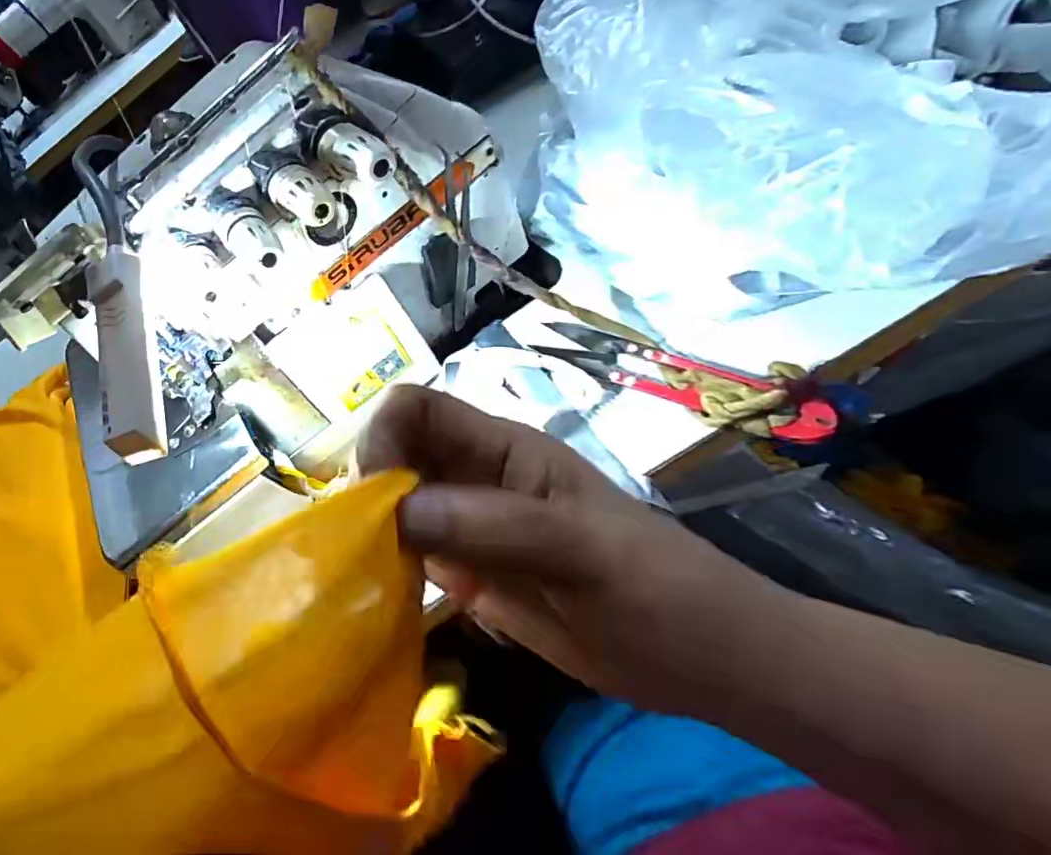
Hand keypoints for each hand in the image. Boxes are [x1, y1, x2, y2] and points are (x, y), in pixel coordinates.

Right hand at [358, 384, 785, 712]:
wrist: (712, 667)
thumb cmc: (663, 591)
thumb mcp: (587, 550)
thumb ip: (494, 524)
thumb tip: (397, 510)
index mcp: (498, 448)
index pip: (415, 409)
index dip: (383, 434)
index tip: (377, 494)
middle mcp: (467, 476)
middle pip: (387, 452)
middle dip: (365, 487)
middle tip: (365, 541)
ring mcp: (459, 522)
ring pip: (386, 501)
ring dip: (367, 528)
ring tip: (367, 570)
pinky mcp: (457, 566)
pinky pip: (401, 550)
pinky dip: (382, 564)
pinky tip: (384, 591)